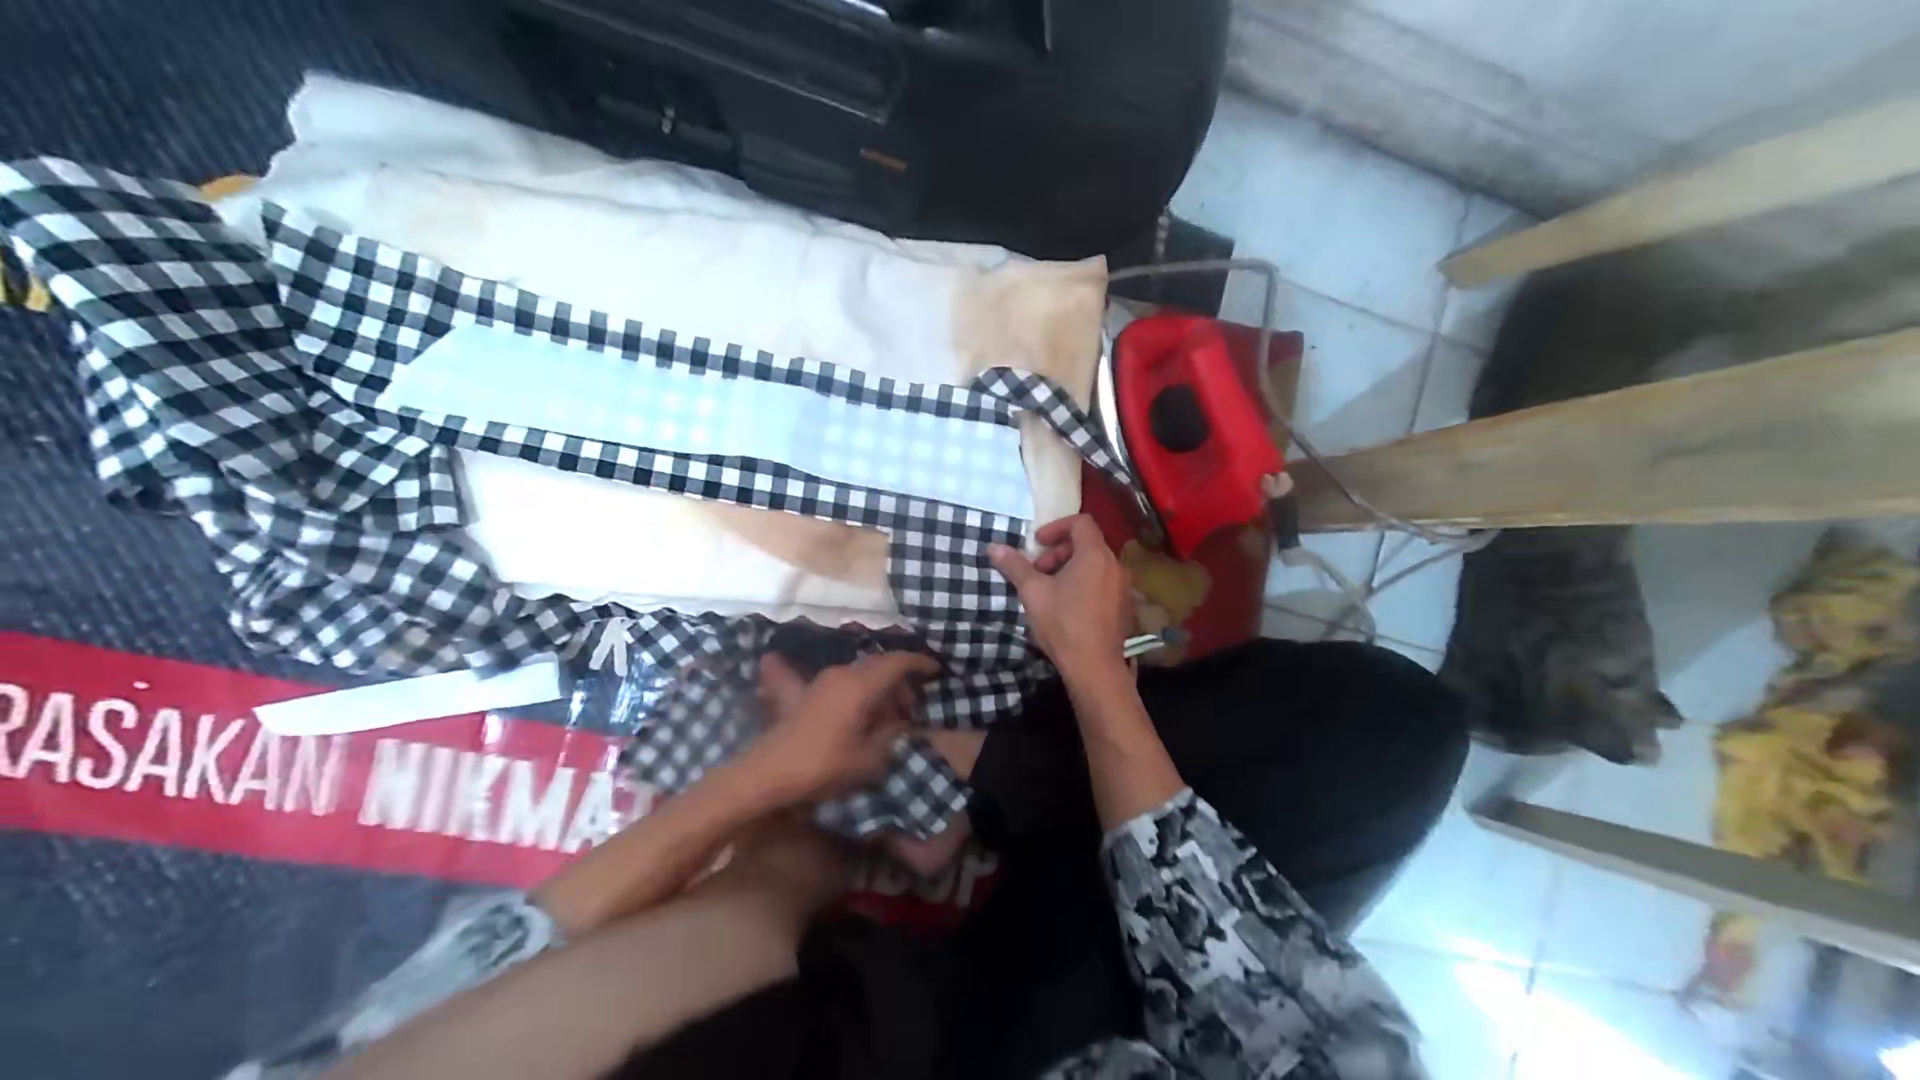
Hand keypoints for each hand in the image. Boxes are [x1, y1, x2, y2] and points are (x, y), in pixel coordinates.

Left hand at [737, 651, 939, 804]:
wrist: (768, 773)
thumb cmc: (823, 766)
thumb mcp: (869, 758)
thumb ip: (891, 735)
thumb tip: (901, 723)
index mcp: (860, 685)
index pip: (896, 662)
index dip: (919, 662)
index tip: (935, 670)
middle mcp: (842, 674)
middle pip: (879, 665)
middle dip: (900, 680)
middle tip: (913, 705)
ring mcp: (823, 681)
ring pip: (862, 672)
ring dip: (880, 687)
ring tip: (890, 716)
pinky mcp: (809, 692)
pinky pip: (846, 681)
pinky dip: (862, 691)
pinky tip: (866, 715)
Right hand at [988, 514, 1131, 685]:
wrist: (1094, 667)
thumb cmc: (1063, 623)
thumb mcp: (1033, 592)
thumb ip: (1015, 566)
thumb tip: (993, 547)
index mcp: (1095, 555)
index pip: (1081, 522)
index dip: (1057, 527)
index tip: (1037, 544)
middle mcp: (1114, 565)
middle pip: (1087, 543)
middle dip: (1059, 552)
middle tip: (1038, 571)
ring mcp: (1121, 586)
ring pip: (1094, 563)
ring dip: (1070, 567)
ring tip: (1049, 589)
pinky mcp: (1123, 605)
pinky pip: (1102, 581)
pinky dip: (1084, 582)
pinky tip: (1067, 605)